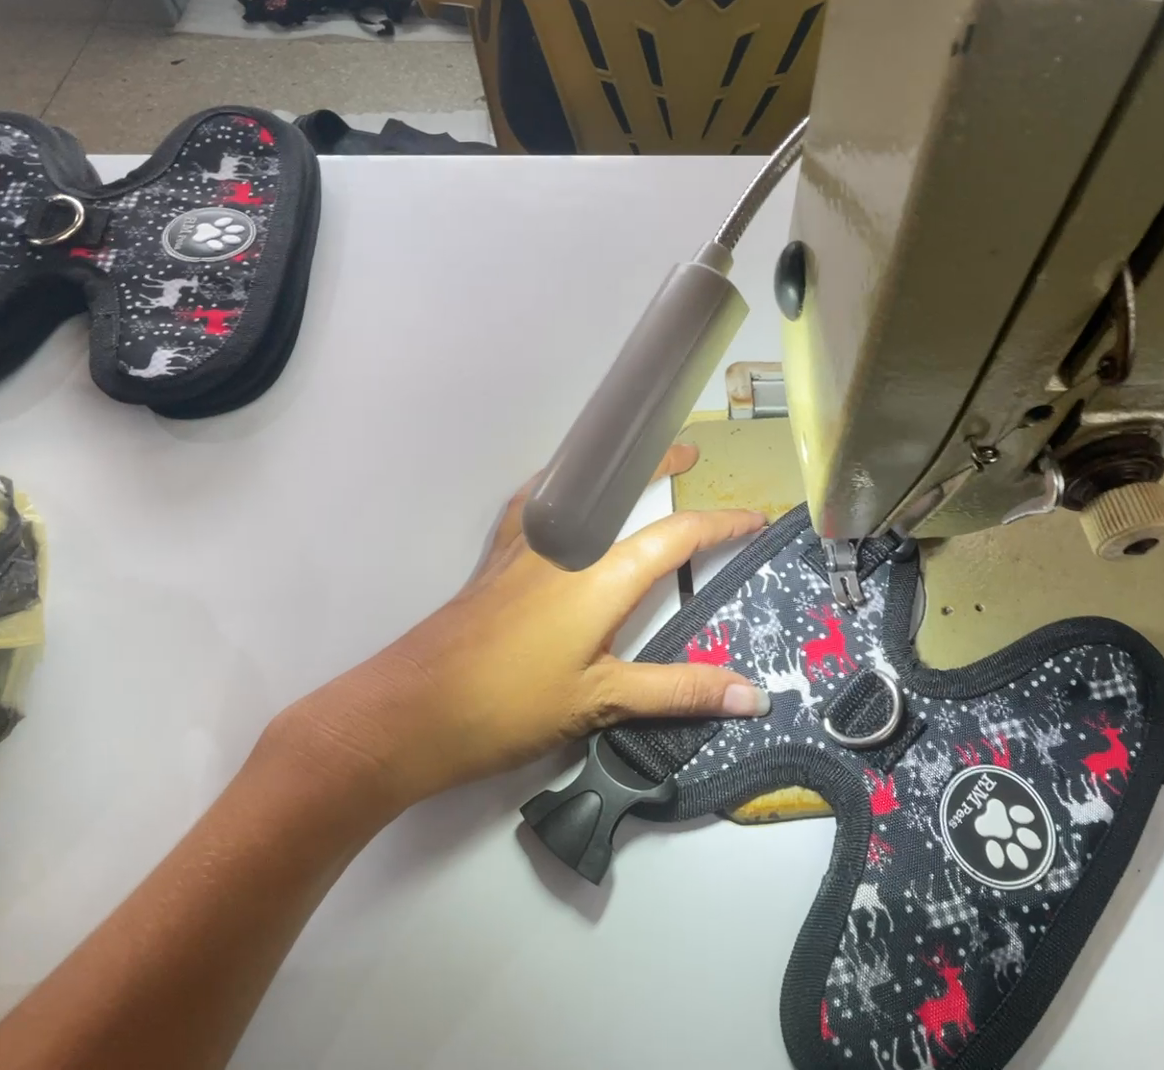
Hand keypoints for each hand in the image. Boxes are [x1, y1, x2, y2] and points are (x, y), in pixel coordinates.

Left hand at [263, 444, 767, 829]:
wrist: (409, 712)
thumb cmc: (509, 706)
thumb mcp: (603, 702)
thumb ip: (680, 691)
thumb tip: (753, 696)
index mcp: (599, 576)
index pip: (676, 536)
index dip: (721, 524)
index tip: (754, 518)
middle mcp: (563, 548)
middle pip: (619, 490)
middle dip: (658, 465)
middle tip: (688, 451)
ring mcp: (522, 550)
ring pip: (574, 491)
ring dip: (609, 473)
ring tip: (628, 465)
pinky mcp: (493, 564)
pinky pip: (533, 509)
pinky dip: (556, 493)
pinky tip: (554, 507)